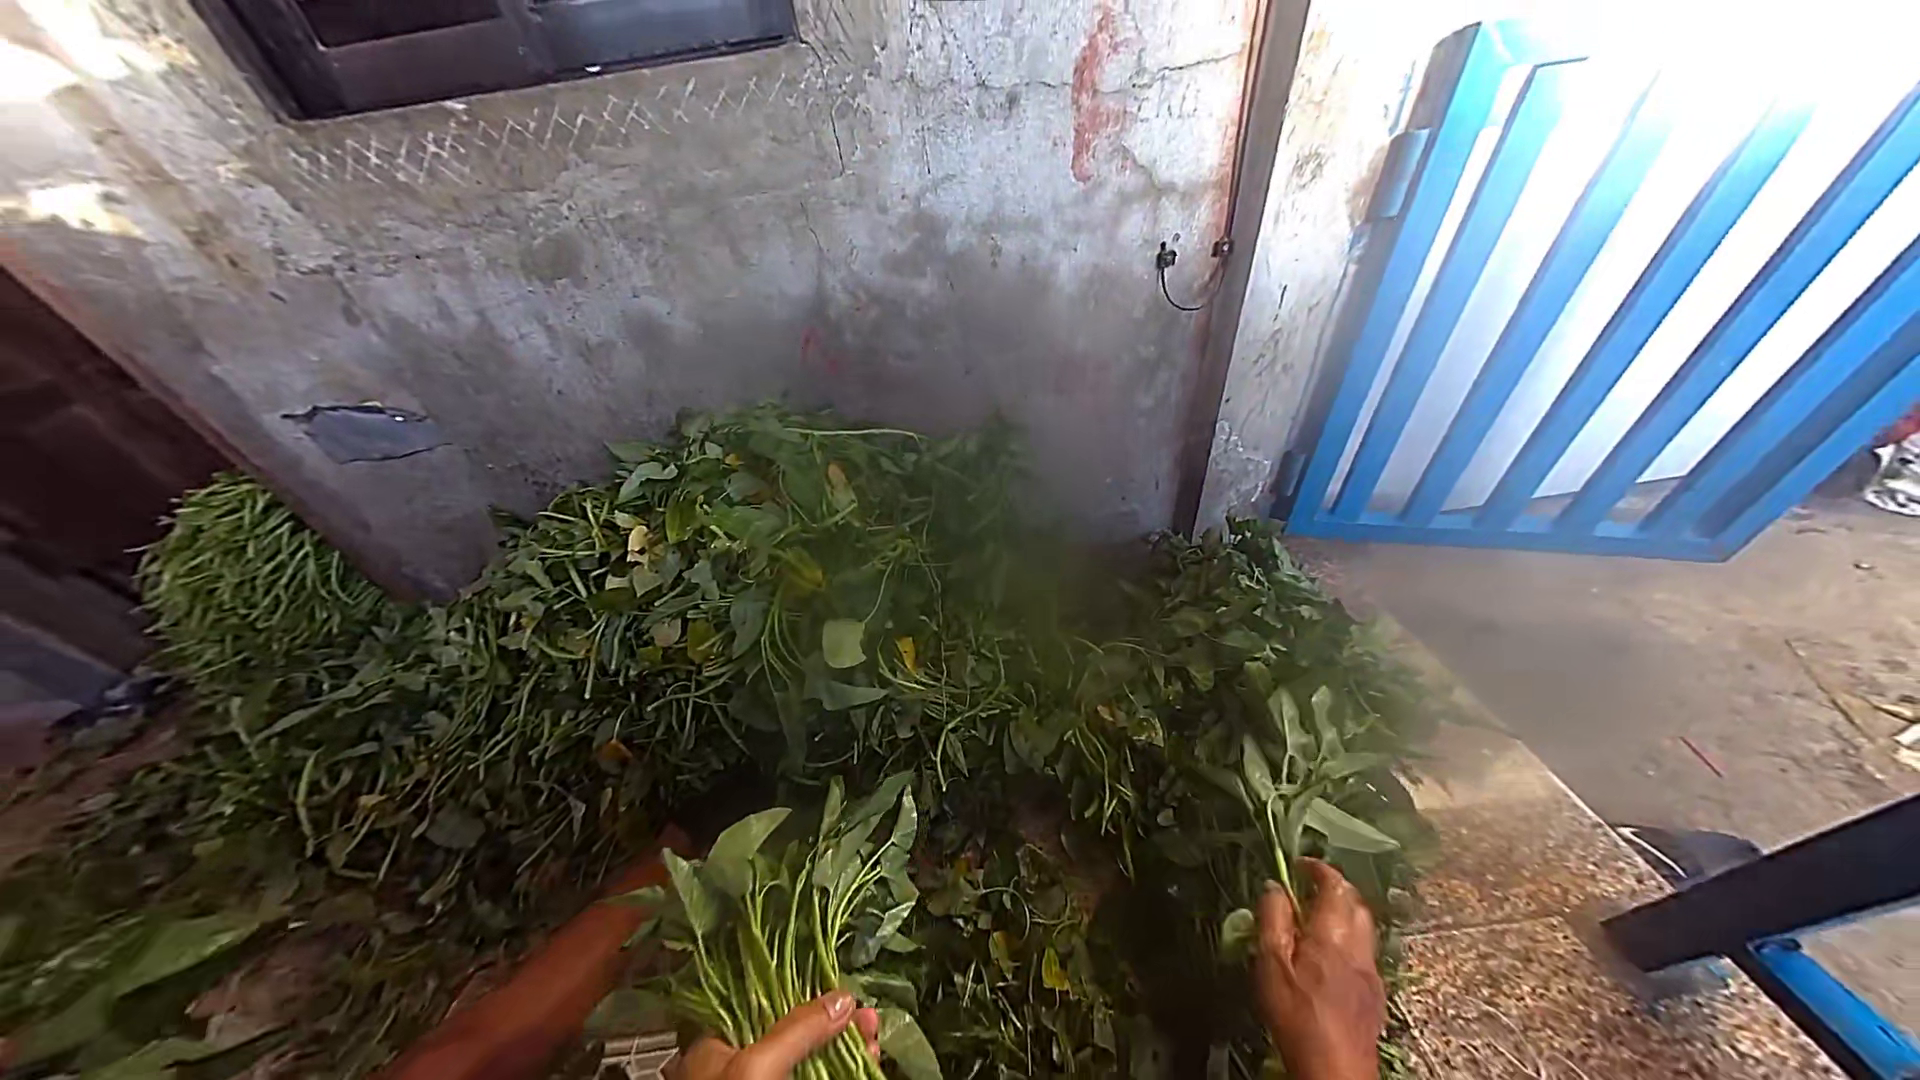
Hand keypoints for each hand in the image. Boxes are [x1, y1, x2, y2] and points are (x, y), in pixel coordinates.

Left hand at [669, 991, 880, 1079]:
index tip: (840, 990)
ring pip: (809, 1061)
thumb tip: (843, 999)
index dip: (805, 991)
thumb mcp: (755, 1069)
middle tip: (866, 1016)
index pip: (764, 1001)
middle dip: (835, 1023)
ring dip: (844, 1048)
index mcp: (717, 1048)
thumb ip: (797, 1029)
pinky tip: (865, 1063)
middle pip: (795, 1033)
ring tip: (873, 1037)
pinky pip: (815, 1079)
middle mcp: (739, 1067)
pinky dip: (841, 1071)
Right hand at [1254, 859, 1385, 1079]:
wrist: (1334, 1073)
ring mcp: (1371, 973)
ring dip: (1343, 911)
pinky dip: (1347, 936)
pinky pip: (1364, 950)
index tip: (1298, 864)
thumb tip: (1274, 886)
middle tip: (1306, 885)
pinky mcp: (1374, 994)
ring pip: (1364, 927)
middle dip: (1334, 887)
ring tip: (1314, 915)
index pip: (1335, 887)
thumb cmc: (1296, 1015)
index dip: (1318, 869)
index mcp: (1332, 937)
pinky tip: (1327, 952)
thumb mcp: (1271, 962)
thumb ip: (1272, 919)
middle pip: (1356, 903)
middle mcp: (1359, 949)